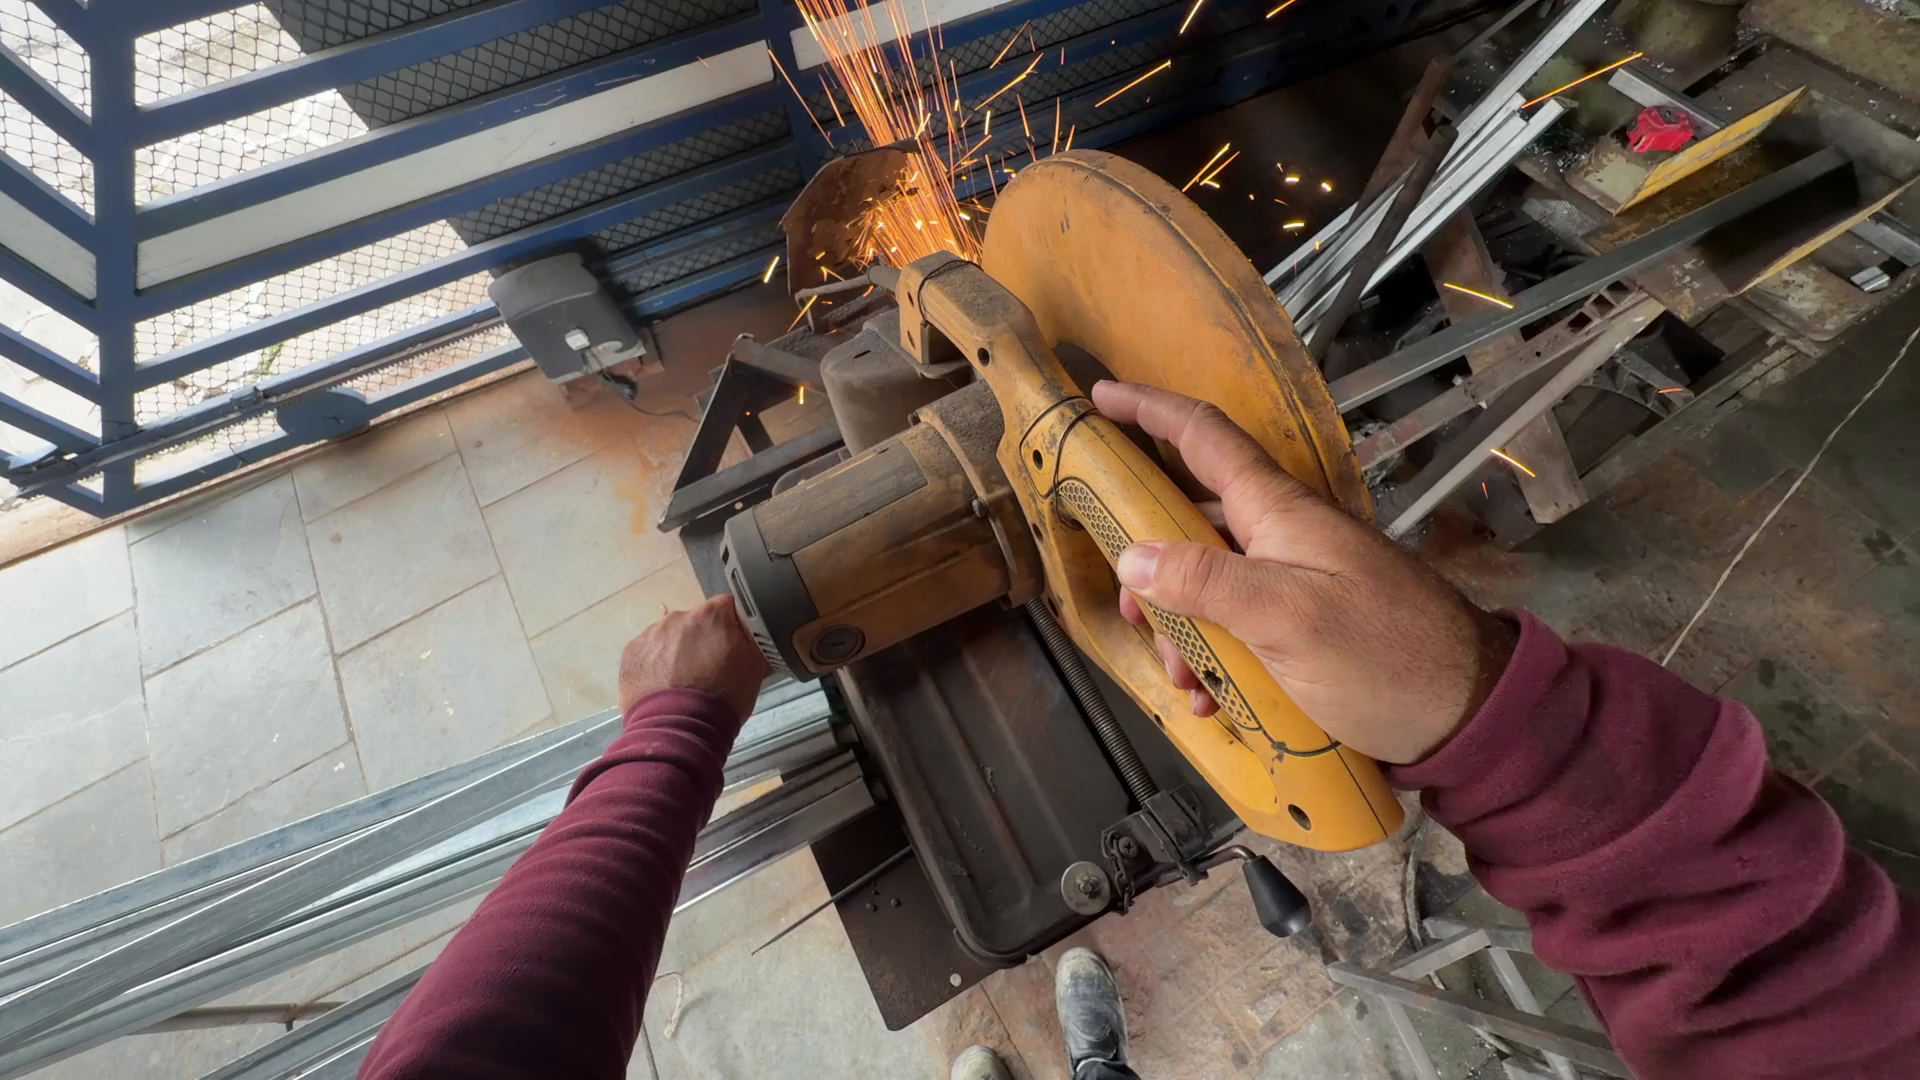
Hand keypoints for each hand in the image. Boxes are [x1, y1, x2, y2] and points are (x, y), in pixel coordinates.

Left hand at [618, 595, 767, 719]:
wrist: (680, 730)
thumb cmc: (724, 697)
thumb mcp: (756, 665)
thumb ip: (751, 637)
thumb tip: (748, 627)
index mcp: (712, 615)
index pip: (727, 606)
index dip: (731, 625)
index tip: (731, 645)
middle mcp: (678, 616)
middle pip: (696, 620)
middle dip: (702, 638)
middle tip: (707, 667)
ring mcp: (651, 634)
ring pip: (670, 635)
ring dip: (677, 650)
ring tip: (682, 680)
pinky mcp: (630, 653)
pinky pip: (649, 650)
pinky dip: (656, 662)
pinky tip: (664, 684)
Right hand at [1090, 381, 1512, 764]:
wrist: (1473, 717)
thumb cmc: (1383, 657)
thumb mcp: (1286, 619)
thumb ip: (1206, 582)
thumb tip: (1131, 558)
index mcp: (1276, 510)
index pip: (1202, 436)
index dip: (1149, 410)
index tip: (1101, 397)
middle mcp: (1277, 532)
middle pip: (1188, 518)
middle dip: (1148, 563)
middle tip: (1131, 612)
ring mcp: (1289, 575)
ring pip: (1203, 577)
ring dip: (1179, 625)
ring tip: (1185, 677)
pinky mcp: (1298, 617)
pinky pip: (1231, 618)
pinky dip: (1210, 653)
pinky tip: (1213, 696)